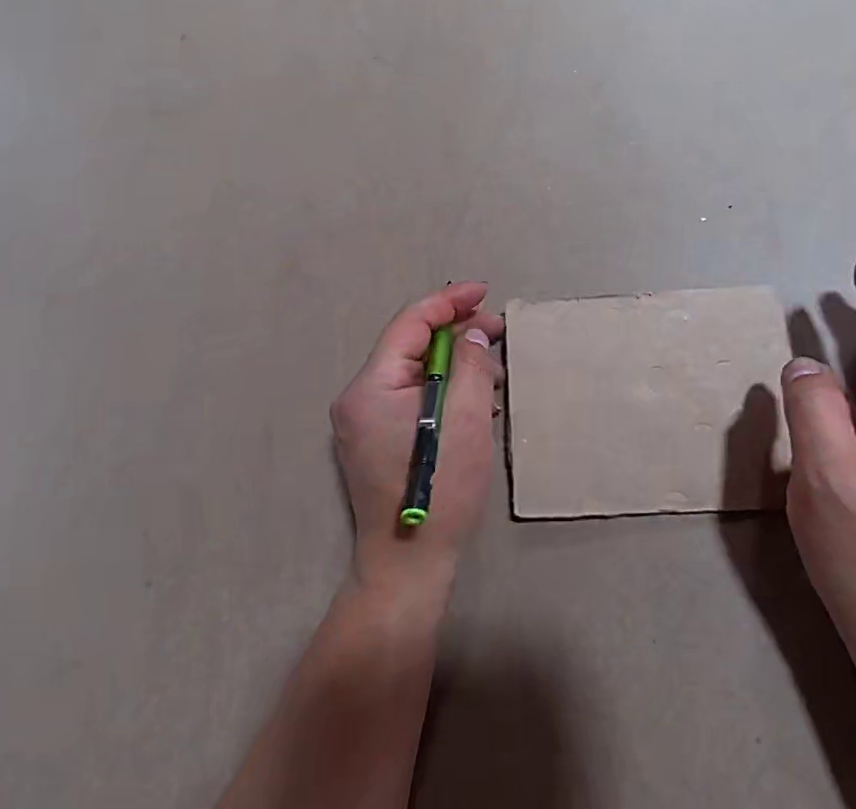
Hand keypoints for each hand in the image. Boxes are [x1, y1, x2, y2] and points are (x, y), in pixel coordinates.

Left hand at [330, 282, 503, 600]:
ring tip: (492, 366)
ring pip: (413, 373)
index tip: (482, 292)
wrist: (407, 563)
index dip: (447, 302)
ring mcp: (363, 420)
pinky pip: (410, 397)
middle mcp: (358, 397)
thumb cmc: (438, 491)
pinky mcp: (375, 440)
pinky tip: (472, 396)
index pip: (409, 325)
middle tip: (497, 331)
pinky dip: (442, 390)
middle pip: (410, 347)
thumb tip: (471, 336)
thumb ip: (469, 367)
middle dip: (454, 334)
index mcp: (371, 386)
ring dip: (452, 364)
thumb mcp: (465, 421)